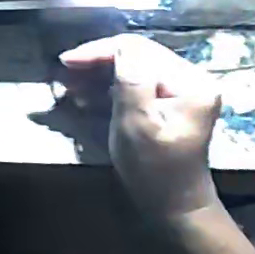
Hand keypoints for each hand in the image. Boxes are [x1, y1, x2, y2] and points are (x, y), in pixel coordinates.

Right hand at [59, 35, 223, 220]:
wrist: (174, 206)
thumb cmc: (155, 169)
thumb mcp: (138, 125)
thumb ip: (131, 83)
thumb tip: (119, 47)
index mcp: (190, 81)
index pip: (139, 49)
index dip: (100, 51)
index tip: (66, 61)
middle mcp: (190, 78)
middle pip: (136, 54)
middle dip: (97, 61)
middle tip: (64, 72)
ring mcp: (181, 89)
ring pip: (133, 66)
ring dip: (99, 72)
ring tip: (70, 84)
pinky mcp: (169, 100)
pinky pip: (136, 81)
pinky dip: (109, 84)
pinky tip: (86, 93)